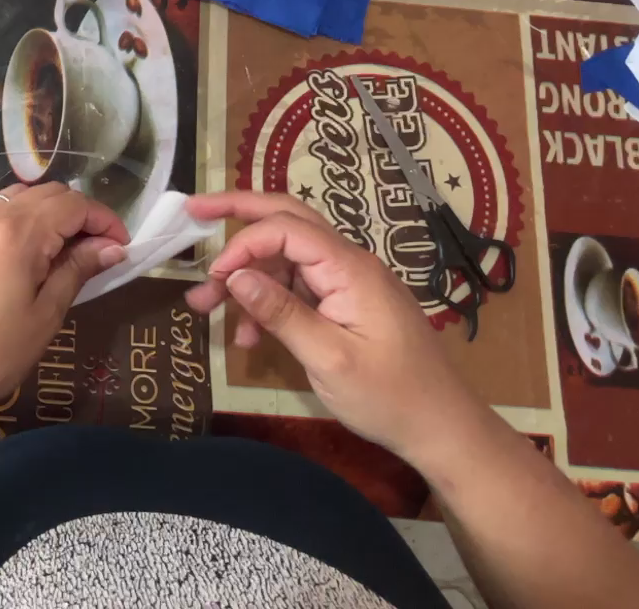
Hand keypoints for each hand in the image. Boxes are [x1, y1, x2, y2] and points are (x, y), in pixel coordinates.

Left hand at [0, 183, 127, 422]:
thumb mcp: (45, 315)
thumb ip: (78, 270)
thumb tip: (112, 248)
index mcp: (20, 231)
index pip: (75, 204)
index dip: (105, 220)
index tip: (123, 248)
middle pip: (50, 193)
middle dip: (82, 214)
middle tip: (100, 252)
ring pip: (22, 196)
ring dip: (51, 212)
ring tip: (67, 251)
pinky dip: (22, 216)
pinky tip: (27, 249)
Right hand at [183, 192, 485, 459]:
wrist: (444, 430)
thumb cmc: (390, 397)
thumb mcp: (329, 360)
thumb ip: (280, 312)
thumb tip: (234, 276)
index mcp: (349, 267)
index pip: (284, 230)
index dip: (242, 245)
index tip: (214, 278)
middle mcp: (348, 262)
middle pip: (286, 218)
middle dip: (238, 212)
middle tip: (194, 209)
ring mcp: (346, 281)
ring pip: (285, 256)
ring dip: (245, 274)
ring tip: (203, 304)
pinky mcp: (344, 301)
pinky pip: (296, 286)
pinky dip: (267, 302)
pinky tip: (247, 336)